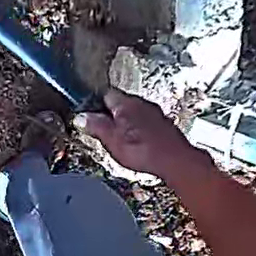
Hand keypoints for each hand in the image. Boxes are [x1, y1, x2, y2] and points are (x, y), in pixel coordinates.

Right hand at [73, 89, 214, 183]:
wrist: (173, 160)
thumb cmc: (142, 149)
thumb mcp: (111, 139)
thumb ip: (96, 126)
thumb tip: (81, 118)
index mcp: (126, 103)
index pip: (106, 95)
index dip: (95, 104)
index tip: (89, 115)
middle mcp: (142, 104)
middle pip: (121, 104)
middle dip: (112, 115)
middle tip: (104, 131)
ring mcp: (156, 115)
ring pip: (135, 114)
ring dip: (128, 124)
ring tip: (121, 141)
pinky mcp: (165, 127)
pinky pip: (147, 125)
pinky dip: (140, 132)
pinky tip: (138, 145)